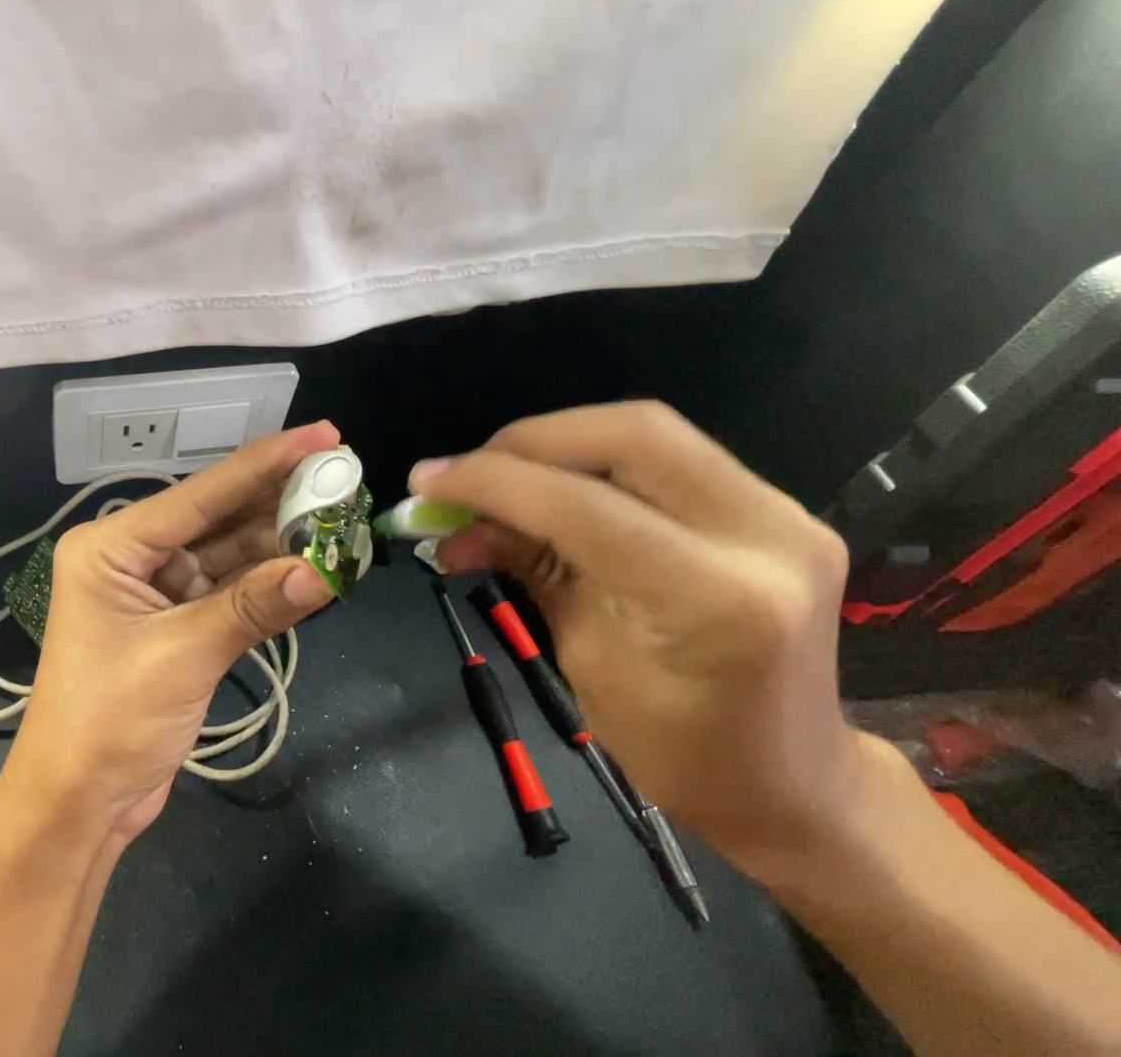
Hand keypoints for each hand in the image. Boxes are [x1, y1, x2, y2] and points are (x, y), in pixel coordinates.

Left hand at [9, 422, 341, 839]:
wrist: (78, 799)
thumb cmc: (110, 720)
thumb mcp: (182, 654)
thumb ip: (253, 607)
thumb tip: (326, 570)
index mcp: (110, 547)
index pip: (199, 494)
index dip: (264, 463)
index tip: (323, 434)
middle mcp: (131, 559)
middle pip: (216, 519)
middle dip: (278, 502)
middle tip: (343, 479)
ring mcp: (155, 594)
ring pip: (228, 557)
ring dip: (280, 546)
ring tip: (341, 523)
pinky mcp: (176, 628)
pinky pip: (229, 594)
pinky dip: (268, 587)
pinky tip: (313, 570)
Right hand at [412, 401, 863, 872]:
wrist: (788, 779)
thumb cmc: (675, 749)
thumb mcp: (582, 658)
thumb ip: (529, 570)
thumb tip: (452, 528)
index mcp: (711, 599)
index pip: (583, 507)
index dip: (492, 482)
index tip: (425, 482)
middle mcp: (762, 537)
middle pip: (631, 434)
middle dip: (529, 442)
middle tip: (465, 471)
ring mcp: (783, 515)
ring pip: (652, 433)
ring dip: (561, 444)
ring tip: (500, 476)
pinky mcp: (778, 509)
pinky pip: (671, 458)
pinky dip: (597, 461)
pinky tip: (555, 488)